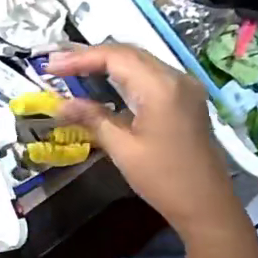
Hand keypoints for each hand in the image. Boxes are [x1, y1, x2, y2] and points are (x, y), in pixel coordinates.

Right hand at [46, 43, 244, 239]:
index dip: (79, 58)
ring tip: (75, 71)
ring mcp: (185, 87)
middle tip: (57, 66)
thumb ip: (93, 119)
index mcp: (160, 87)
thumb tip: (61, 104)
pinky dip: (126, 76)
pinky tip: (105, 85)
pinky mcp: (187, 99)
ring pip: (141, 62)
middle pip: (128, 53)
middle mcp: (176, 77)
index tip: (50, 66)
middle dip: (91, 57)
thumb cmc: (163, 179)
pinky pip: (152, 76)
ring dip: (108, 64)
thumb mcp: (123, 149)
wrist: (207, 205)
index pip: (115, 57)